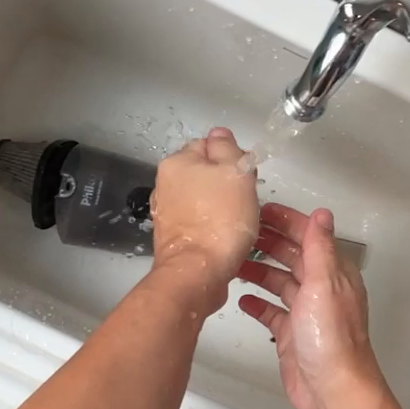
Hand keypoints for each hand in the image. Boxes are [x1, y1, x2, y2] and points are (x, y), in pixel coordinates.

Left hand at [149, 128, 260, 315]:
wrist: (197, 273)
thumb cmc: (220, 221)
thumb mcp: (234, 171)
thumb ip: (227, 147)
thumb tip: (219, 135)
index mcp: (176, 162)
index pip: (210, 145)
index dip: (232, 159)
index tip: (244, 178)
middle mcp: (165, 185)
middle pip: (205, 173)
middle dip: (226, 185)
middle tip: (242, 202)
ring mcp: (167, 213)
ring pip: (203, 200)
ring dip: (221, 208)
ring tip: (235, 223)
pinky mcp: (173, 237)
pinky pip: (199, 223)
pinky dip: (212, 227)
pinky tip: (223, 238)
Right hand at [237, 204, 382, 408]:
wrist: (332, 390)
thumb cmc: (333, 343)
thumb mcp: (325, 285)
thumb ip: (320, 248)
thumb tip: (322, 215)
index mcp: (333, 274)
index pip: (309, 236)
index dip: (287, 221)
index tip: (263, 211)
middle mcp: (321, 291)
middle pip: (292, 256)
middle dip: (269, 242)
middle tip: (243, 233)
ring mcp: (306, 313)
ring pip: (280, 282)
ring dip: (259, 271)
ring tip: (236, 263)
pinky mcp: (292, 334)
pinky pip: (272, 311)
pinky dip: (257, 303)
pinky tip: (244, 300)